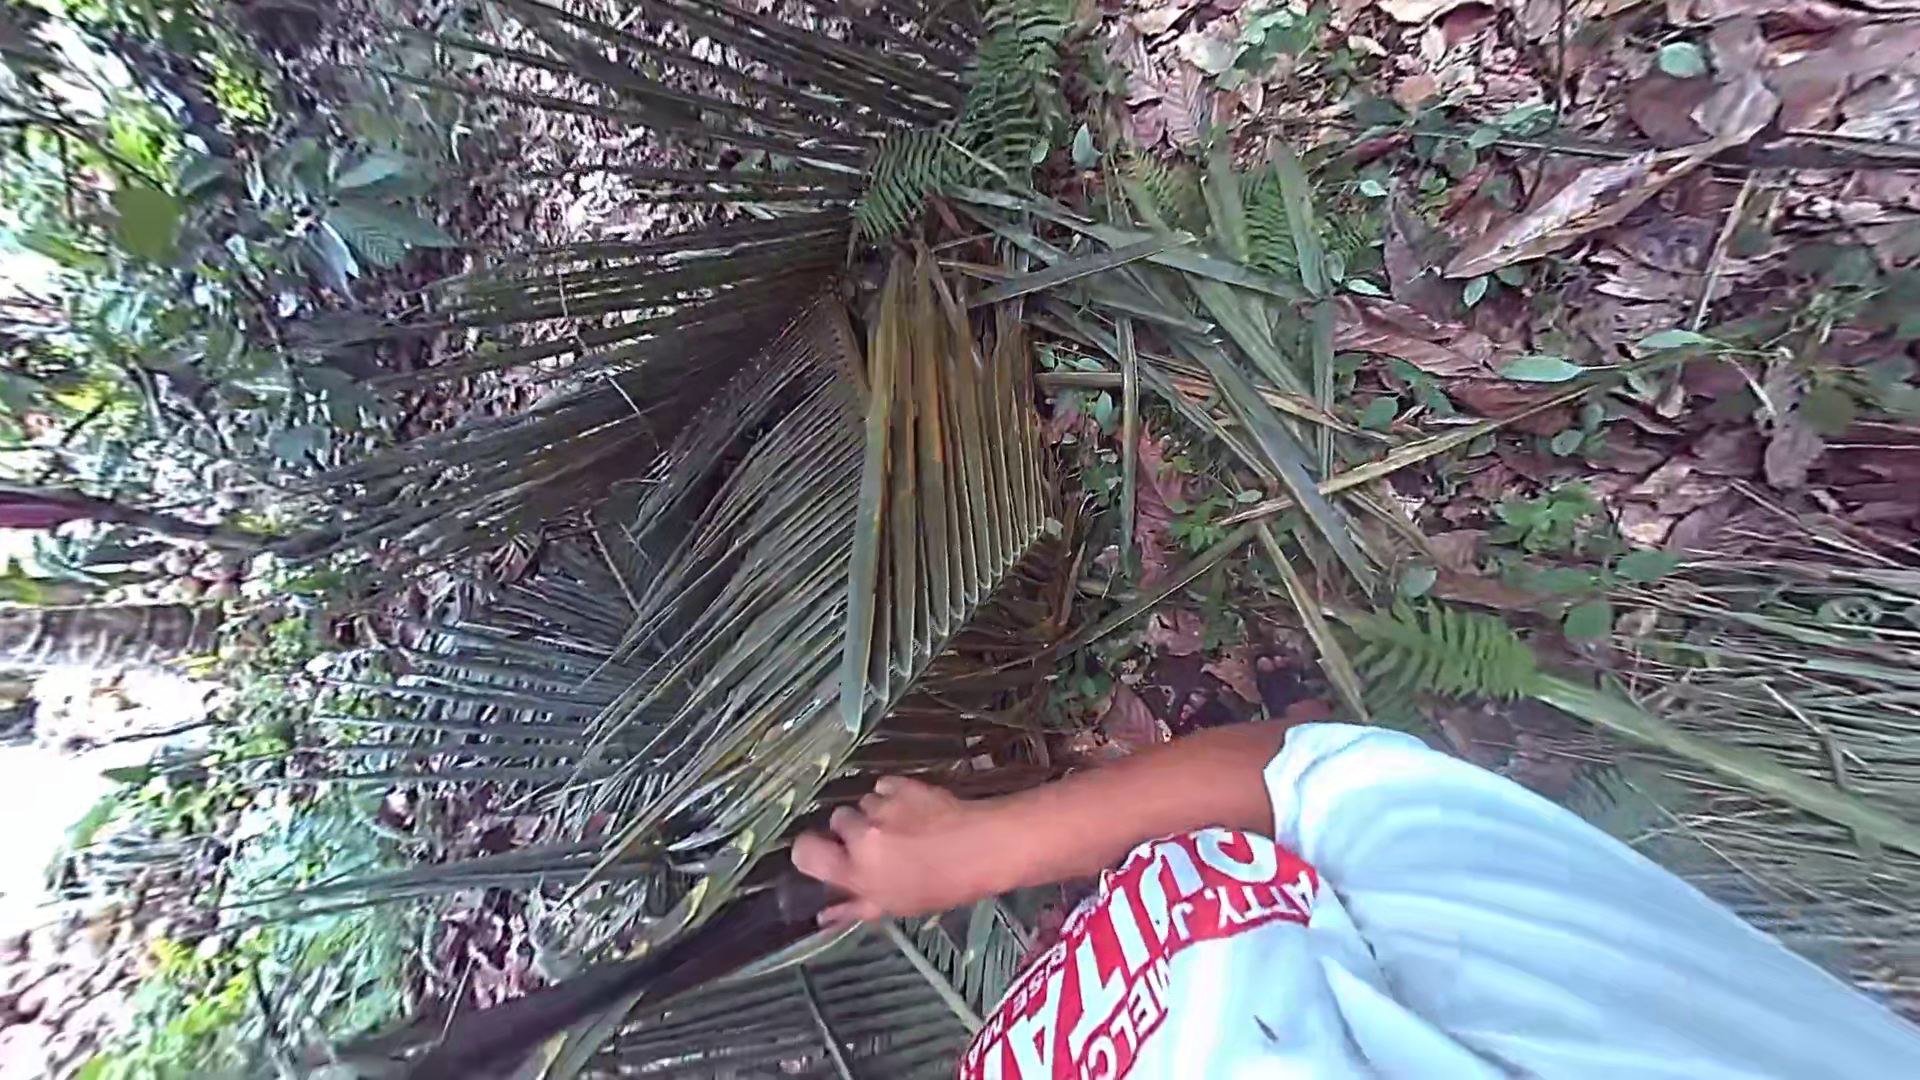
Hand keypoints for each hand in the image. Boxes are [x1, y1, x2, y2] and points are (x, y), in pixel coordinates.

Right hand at [791, 776, 1012, 923]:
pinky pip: (883, 785)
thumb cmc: (942, 885)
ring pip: (864, 802)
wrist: (981, 846)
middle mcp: (863, 835)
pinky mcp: (902, 784)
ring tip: (903, 825)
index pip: (806, 852)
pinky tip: (912, 806)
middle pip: (837, 820)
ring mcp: (883, 806)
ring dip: (876, 811)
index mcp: (858, 872)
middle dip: (852, 828)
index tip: (822, 851)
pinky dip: (892, 793)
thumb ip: (856, 906)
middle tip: (877, 842)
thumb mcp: (896, 905)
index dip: (808, 849)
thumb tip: (824, 916)